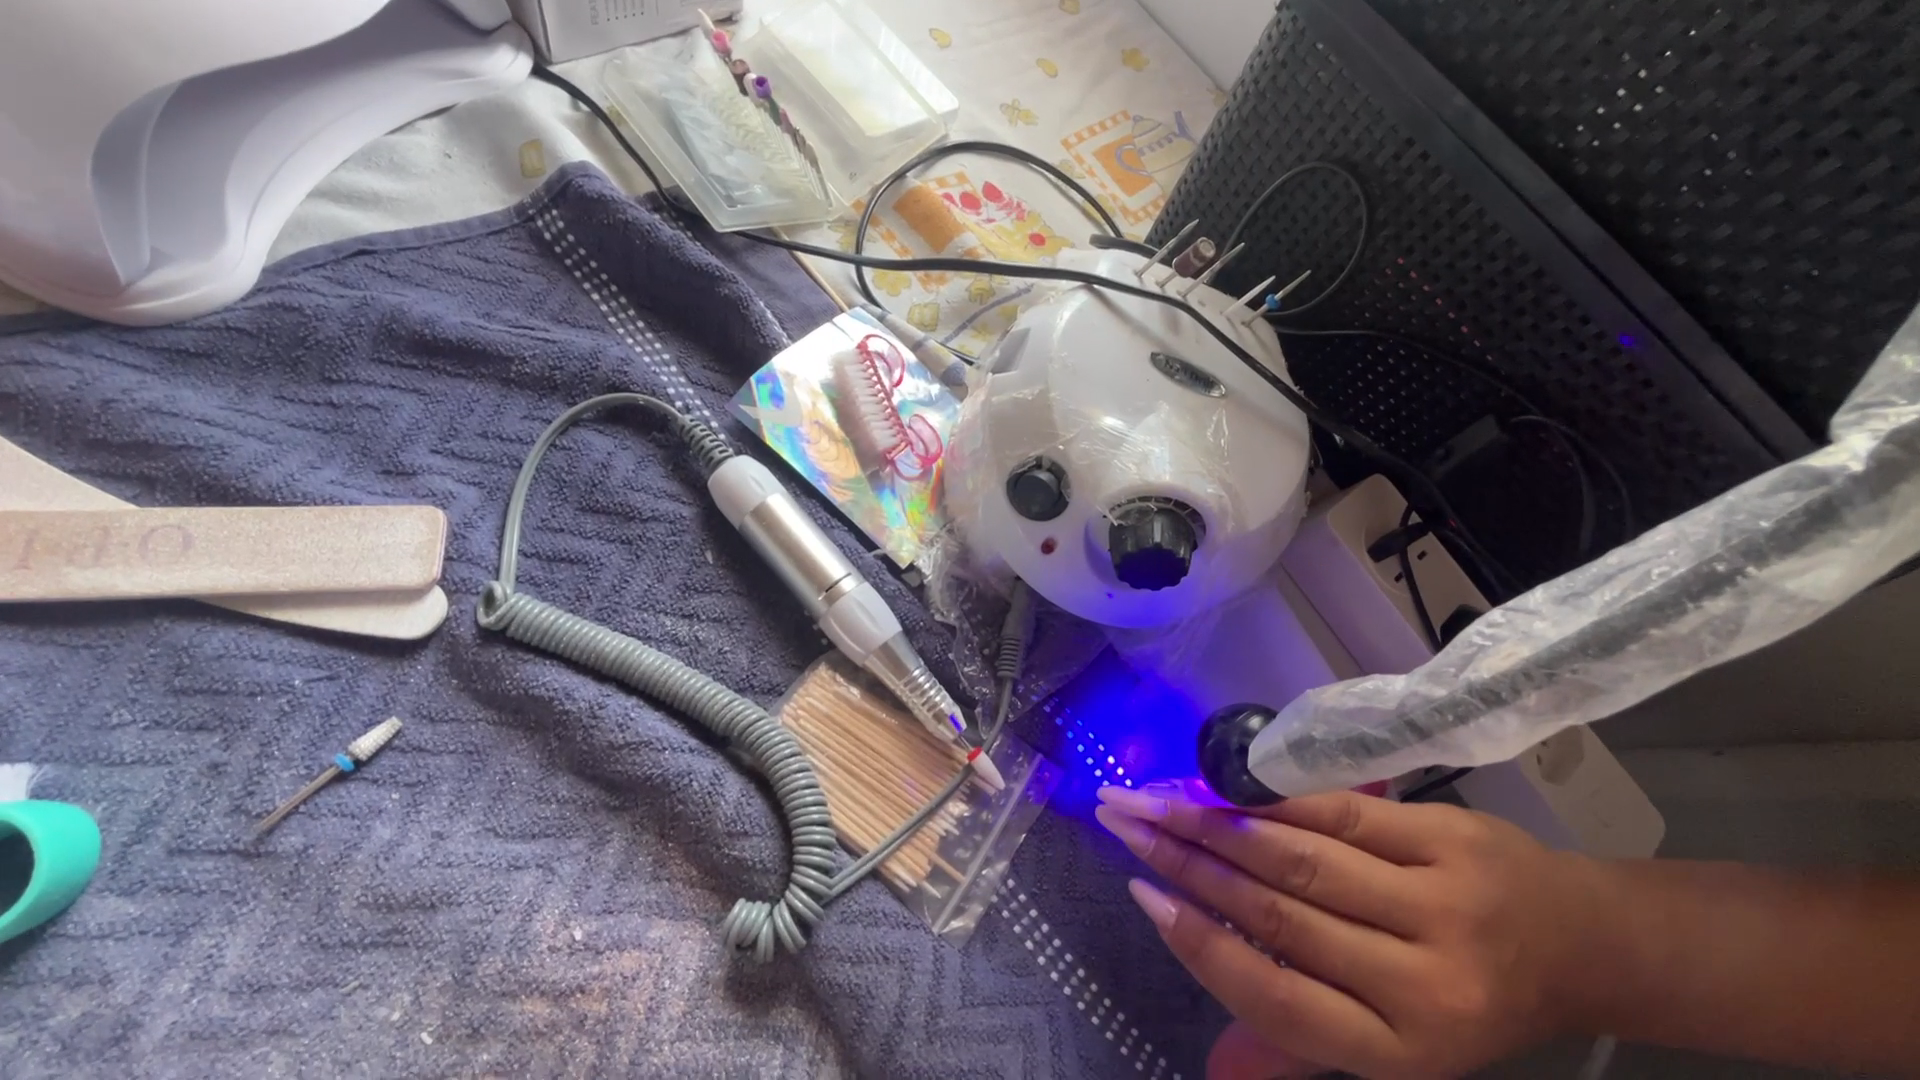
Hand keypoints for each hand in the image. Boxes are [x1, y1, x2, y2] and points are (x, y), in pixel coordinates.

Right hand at [1094, 783, 1611, 1079]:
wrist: (1581, 943)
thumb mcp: (1391, 1043)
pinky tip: (1225, 785)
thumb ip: (1298, 1046)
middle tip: (1123, 821)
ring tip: (1156, 799)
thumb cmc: (1463, 997)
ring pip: (1301, 857)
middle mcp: (1422, 983)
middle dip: (1188, 861)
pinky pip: (1341, 813)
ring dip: (1216, 824)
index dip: (1199, 943)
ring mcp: (1440, 904)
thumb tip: (1211, 1067)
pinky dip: (1273, 799)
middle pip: (1278, 915)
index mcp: (1400, 1048)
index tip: (1141, 891)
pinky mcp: (1448, 839)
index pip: (1276, 996)